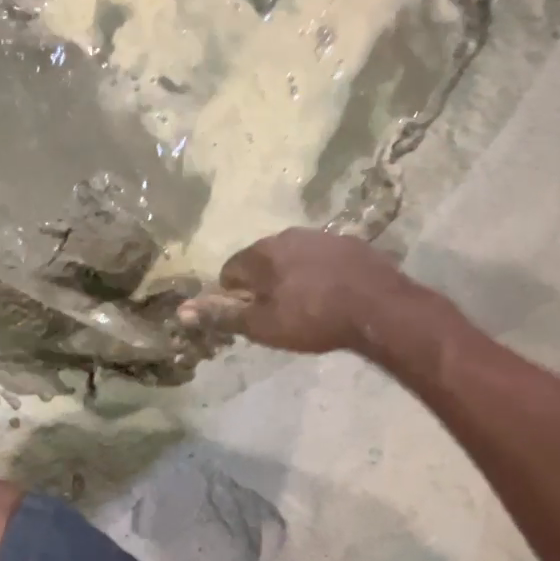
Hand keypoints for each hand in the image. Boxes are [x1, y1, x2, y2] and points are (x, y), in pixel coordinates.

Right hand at [181, 228, 418, 358]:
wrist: (379, 308)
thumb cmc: (311, 319)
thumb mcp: (260, 325)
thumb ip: (221, 315)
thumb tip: (181, 310)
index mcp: (261, 253)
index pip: (230, 271)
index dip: (234, 296)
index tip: (249, 317)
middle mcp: (288, 235)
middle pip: (262, 261)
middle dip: (263, 284)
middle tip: (277, 315)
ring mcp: (322, 236)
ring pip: (293, 257)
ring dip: (292, 277)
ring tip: (306, 307)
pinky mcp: (352, 244)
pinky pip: (322, 259)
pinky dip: (320, 274)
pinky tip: (332, 297)